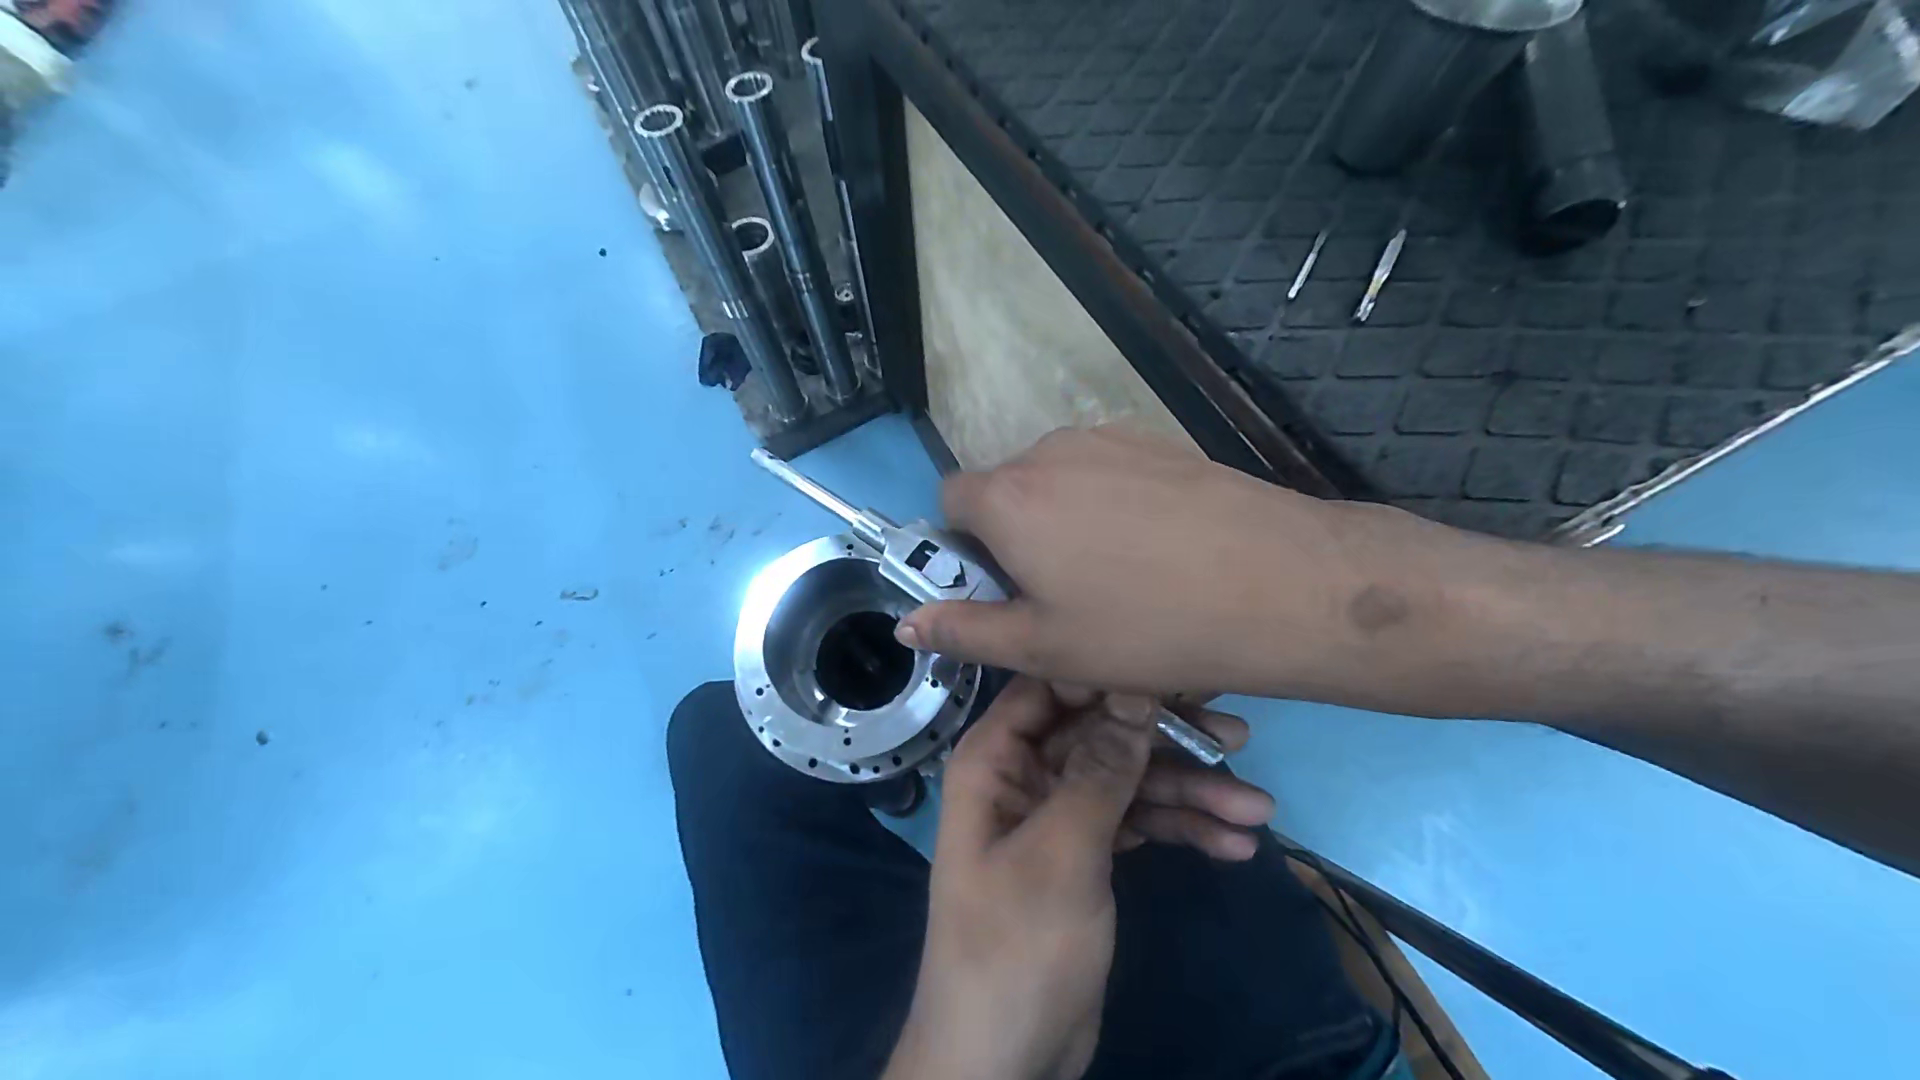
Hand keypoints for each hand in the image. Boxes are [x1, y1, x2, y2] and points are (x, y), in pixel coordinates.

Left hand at [883, 679, 1272, 1079]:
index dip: (1109, 678)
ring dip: (1187, 793)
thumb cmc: (1016, 945)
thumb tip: (1136, 690)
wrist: (1006, 1060)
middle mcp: (1025, 774)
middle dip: (1166, 743)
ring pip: (1127, 780)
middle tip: (1239, 740)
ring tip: (1258, 811)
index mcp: (995, 758)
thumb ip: (1100, 770)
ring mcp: (1058, 813)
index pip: (1051, 690)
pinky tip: (1232, 846)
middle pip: (1101, 734)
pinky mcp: (1086, 852)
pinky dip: (1177, 830)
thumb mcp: (1062, 852)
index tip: (1176, 676)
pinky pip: (1135, 822)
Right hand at [895, 425, 1464, 701]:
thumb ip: (965, 630)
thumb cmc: (1146, 626)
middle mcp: (1048, 451)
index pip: (949, 499)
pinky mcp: (1156, 440)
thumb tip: (906, 622)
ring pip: (1056, 479)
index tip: (999, 586)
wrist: (1282, 586)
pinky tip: (1155, 547)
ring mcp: (1107, 437)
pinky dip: (1107, 503)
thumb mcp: (1043, 648)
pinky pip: (1104, 470)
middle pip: (1004, 487)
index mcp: (1009, 496)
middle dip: (1013, 534)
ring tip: (1116, 573)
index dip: (963, 545)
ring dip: (1061, 518)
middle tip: (1061, 593)